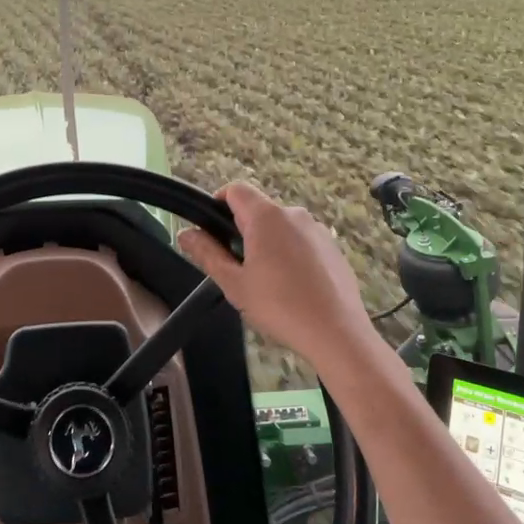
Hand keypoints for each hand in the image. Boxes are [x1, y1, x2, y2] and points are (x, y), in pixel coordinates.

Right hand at [177, 183, 376, 371]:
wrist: (337, 333)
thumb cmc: (280, 306)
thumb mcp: (234, 283)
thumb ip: (207, 253)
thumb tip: (186, 233)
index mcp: (266, 217)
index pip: (235, 190)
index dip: (218, 204)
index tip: (213, 233)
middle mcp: (294, 214)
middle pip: (259, 210)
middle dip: (244, 232)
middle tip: (238, 268)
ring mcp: (318, 230)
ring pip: (281, 228)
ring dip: (268, 245)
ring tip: (268, 283)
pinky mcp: (333, 248)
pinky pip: (303, 242)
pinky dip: (292, 256)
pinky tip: (294, 288)